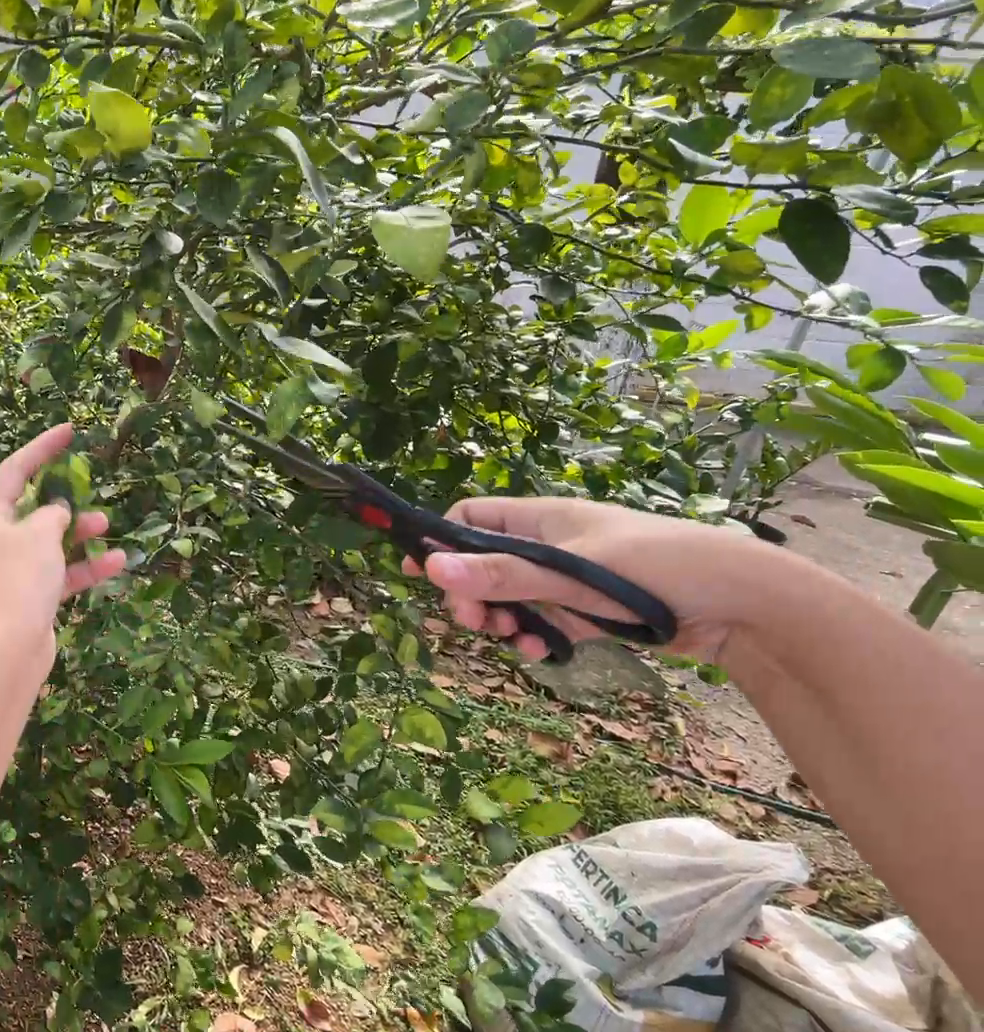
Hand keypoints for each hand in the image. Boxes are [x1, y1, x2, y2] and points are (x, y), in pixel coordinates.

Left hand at [0, 425, 127, 666]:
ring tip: (105, 524)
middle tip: (86, 484)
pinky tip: (119, 562)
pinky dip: (85, 567)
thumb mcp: (39, 534)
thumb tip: (56, 512)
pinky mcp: (30, 597)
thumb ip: (52, 514)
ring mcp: (12, 572)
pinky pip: (60, 573)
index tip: (68, 431)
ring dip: (78, 533)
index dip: (41, 448)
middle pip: (31, 508)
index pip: (14, 470)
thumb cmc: (18, 580)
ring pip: (49, 542)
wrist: (7, 649)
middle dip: (62, 497)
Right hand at [402, 497, 779, 663]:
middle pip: (483, 564)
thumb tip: (429, 567)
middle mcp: (547, 544)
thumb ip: (501, 573)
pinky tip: (540, 651)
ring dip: (500, 619)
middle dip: (471, 593)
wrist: (748, 605)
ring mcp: (567, 578)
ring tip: (511, 641)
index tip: (421, 575)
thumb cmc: (656, 567)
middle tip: (472, 623)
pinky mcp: (587, 610)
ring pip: (509, 597)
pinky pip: (541, 619)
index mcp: (540, 518)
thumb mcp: (571, 571)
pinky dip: (533, 634)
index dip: (441, 542)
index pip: (469, 518)